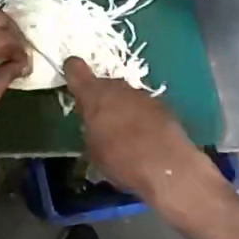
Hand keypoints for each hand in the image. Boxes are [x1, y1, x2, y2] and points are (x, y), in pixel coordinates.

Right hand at [66, 57, 218, 205]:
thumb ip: (90, 131)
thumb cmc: (121, 160)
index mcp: (93, 95)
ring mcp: (142, 96)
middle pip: (104, 85)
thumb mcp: (93, 151)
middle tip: (98, 121)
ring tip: (123, 134)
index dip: (72, 71)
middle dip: (100, 99)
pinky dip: (141, 118)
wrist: (168, 167)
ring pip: (125, 96)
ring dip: (122, 109)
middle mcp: (117, 88)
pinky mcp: (163, 107)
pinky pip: (144, 108)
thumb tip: (94, 129)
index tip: (71, 76)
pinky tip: (144, 139)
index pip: (76, 70)